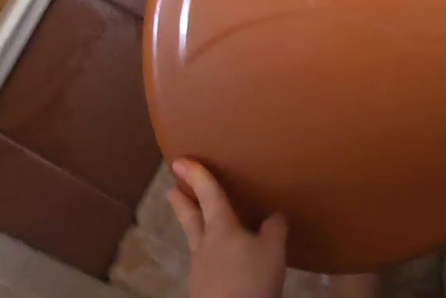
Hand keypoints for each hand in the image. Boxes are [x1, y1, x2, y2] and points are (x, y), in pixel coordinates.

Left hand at [167, 158, 287, 297]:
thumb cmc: (250, 281)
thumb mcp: (273, 251)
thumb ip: (274, 228)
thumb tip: (275, 215)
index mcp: (220, 228)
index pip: (208, 194)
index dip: (196, 175)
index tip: (179, 161)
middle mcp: (204, 247)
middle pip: (191, 219)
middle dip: (182, 204)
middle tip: (171, 190)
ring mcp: (198, 273)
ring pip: (196, 245)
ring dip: (196, 233)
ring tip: (203, 230)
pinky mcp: (201, 295)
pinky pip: (205, 269)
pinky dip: (210, 260)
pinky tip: (221, 268)